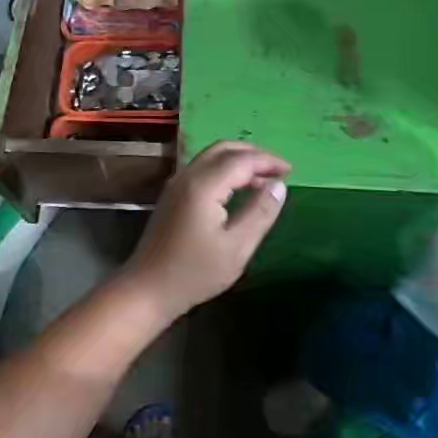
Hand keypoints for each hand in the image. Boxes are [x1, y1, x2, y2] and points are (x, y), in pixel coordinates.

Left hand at [125, 140, 289, 316]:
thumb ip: (260, 212)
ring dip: (239, 159)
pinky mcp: (172, 194)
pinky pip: (203, 167)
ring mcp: (176, 184)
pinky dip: (225, 168)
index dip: (268, 161)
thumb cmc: (194, 273)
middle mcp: (188, 176)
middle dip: (254, 154)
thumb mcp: (237, 247)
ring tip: (263, 178)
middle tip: (278, 169)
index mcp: (203, 186)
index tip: (290, 171)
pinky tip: (237, 189)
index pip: (242, 160)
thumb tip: (279, 185)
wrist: (146, 290)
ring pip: (211, 155)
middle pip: (224, 148)